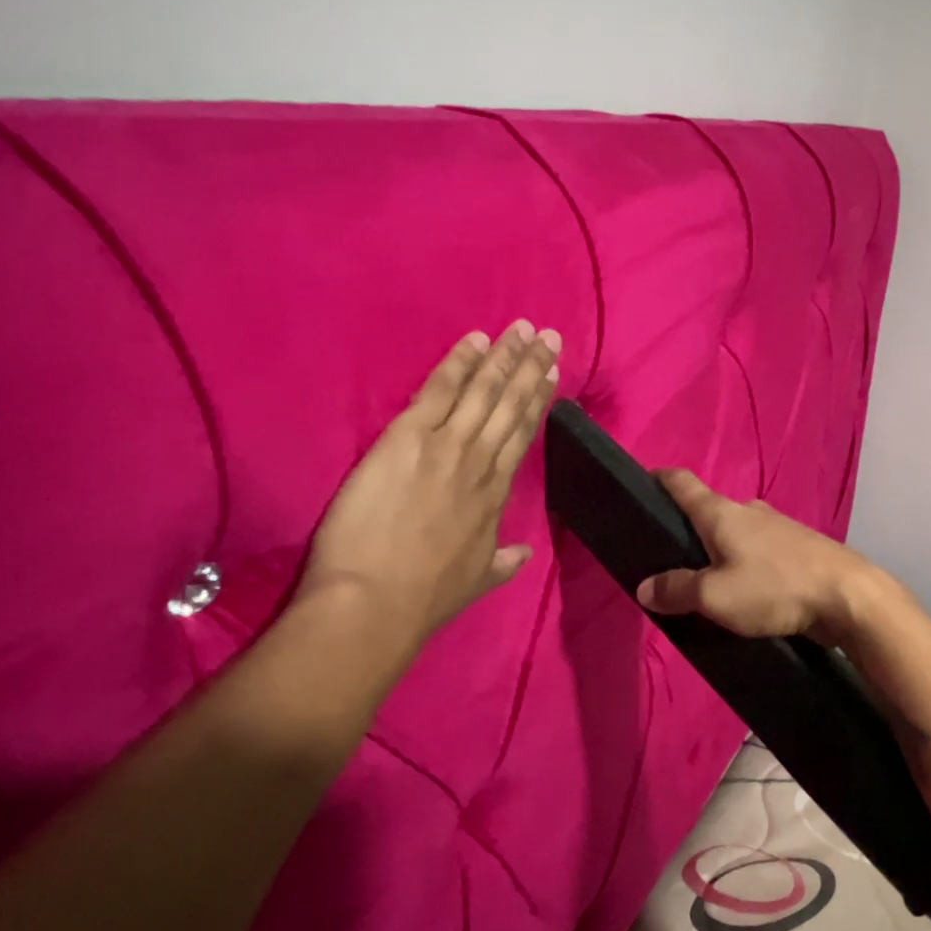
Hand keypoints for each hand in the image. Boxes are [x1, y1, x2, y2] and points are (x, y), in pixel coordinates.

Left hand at [300, 320, 560, 655]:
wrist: (378, 601)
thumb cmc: (425, 596)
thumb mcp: (477, 581)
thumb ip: (502, 561)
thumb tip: (524, 554)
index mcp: (496, 496)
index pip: (521, 437)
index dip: (537, 403)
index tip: (551, 378)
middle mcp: (480, 463)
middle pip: (510, 407)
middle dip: (530, 369)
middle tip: (548, 338)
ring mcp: (447, 447)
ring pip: (483, 392)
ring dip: (504, 358)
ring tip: (523, 330)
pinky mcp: (409, 438)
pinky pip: (439, 391)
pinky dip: (459, 363)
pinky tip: (475, 341)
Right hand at [635, 469, 883, 645]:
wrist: (848, 596)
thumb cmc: (774, 587)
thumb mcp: (715, 595)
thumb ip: (677, 590)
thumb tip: (644, 586)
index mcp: (721, 512)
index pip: (682, 483)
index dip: (659, 480)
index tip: (641, 484)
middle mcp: (749, 510)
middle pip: (709, 511)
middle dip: (689, 529)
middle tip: (668, 558)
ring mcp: (778, 527)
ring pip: (737, 533)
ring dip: (720, 550)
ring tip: (705, 580)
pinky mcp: (799, 549)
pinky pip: (760, 552)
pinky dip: (746, 564)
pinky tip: (744, 589)